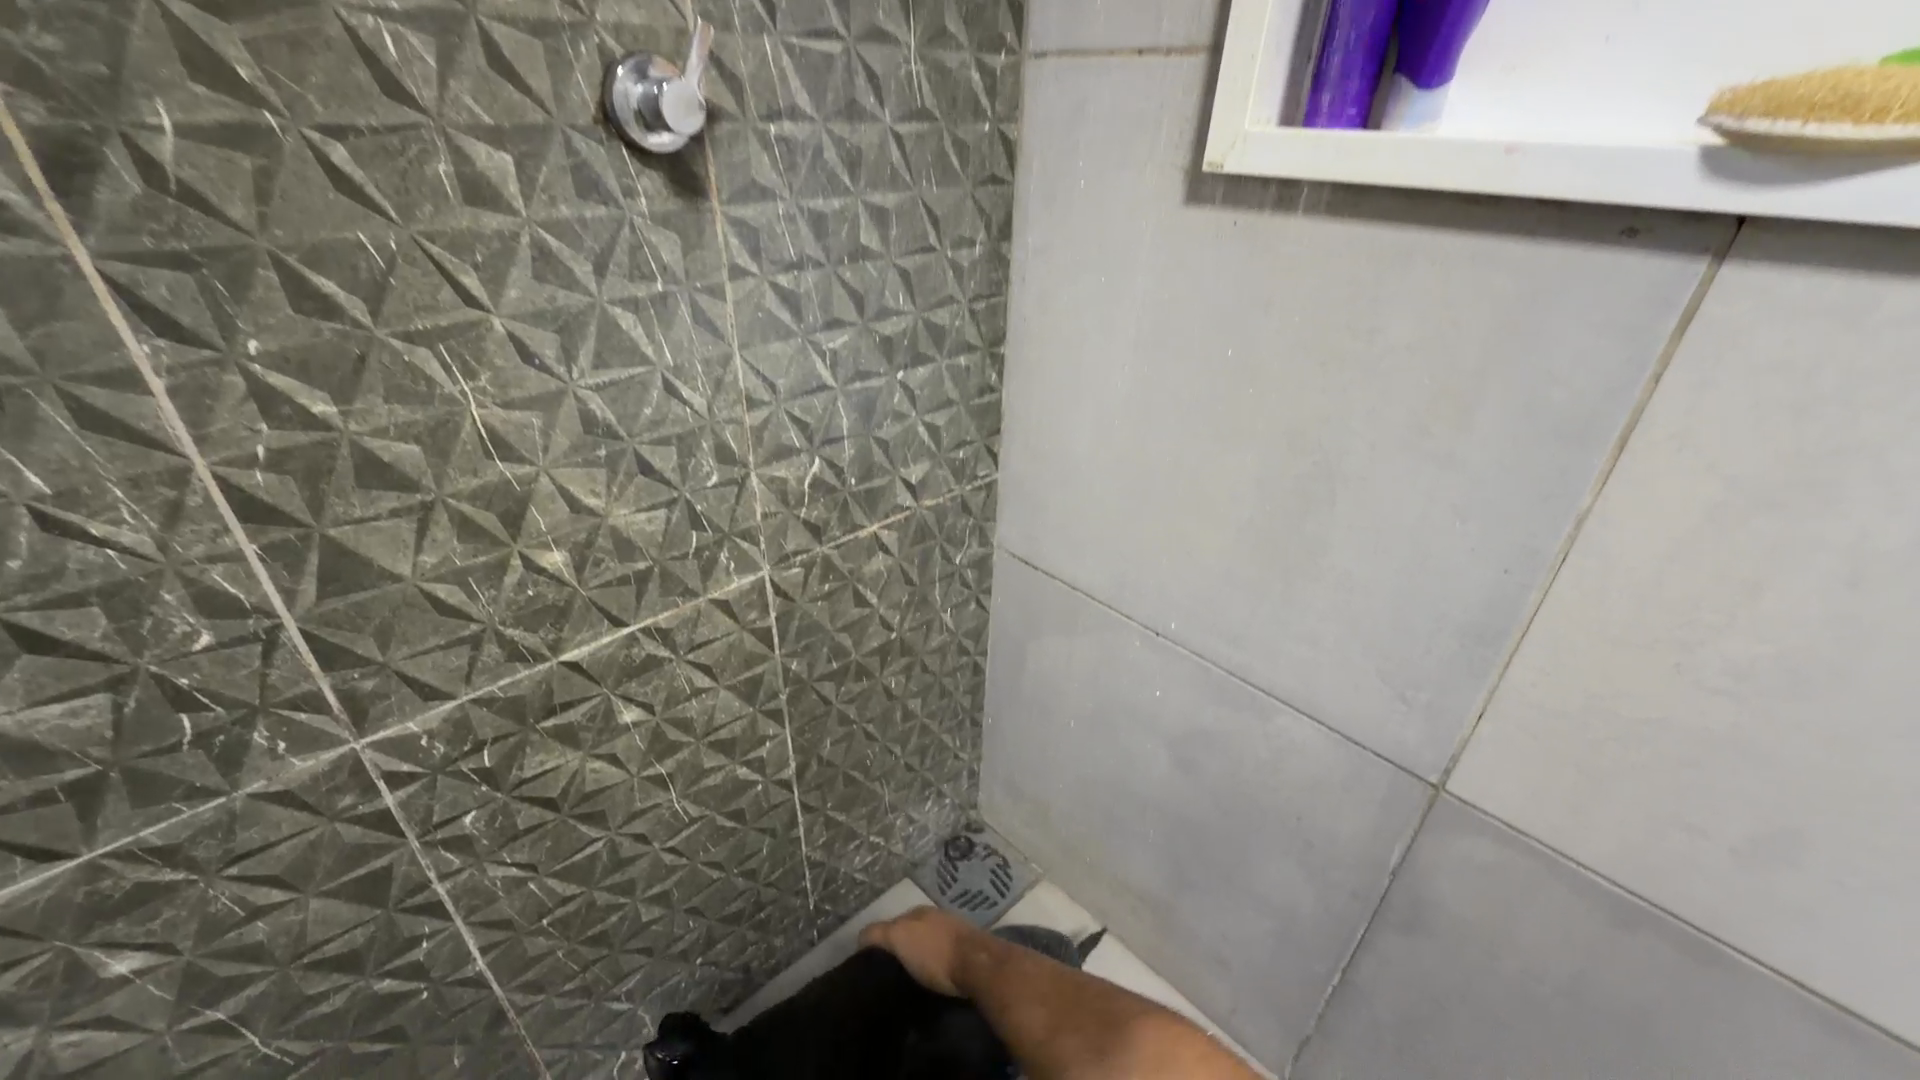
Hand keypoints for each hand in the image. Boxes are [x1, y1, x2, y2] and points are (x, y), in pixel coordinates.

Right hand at [858, 905, 979, 997]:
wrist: (979, 961)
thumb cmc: (937, 958)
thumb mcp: (901, 942)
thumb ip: (880, 935)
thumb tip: (863, 937)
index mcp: (909, 915)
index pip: (880, 927)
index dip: (869, 944)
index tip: (866, 964)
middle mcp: (925, 913)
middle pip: (901, 926)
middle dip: (894, 941)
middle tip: (890, 964)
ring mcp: (946, 921)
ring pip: (921, 931)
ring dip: (915, 943)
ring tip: (912, 965)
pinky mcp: (962, 933)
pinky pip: (938, 938)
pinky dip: (932, 946)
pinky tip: (935, 961)